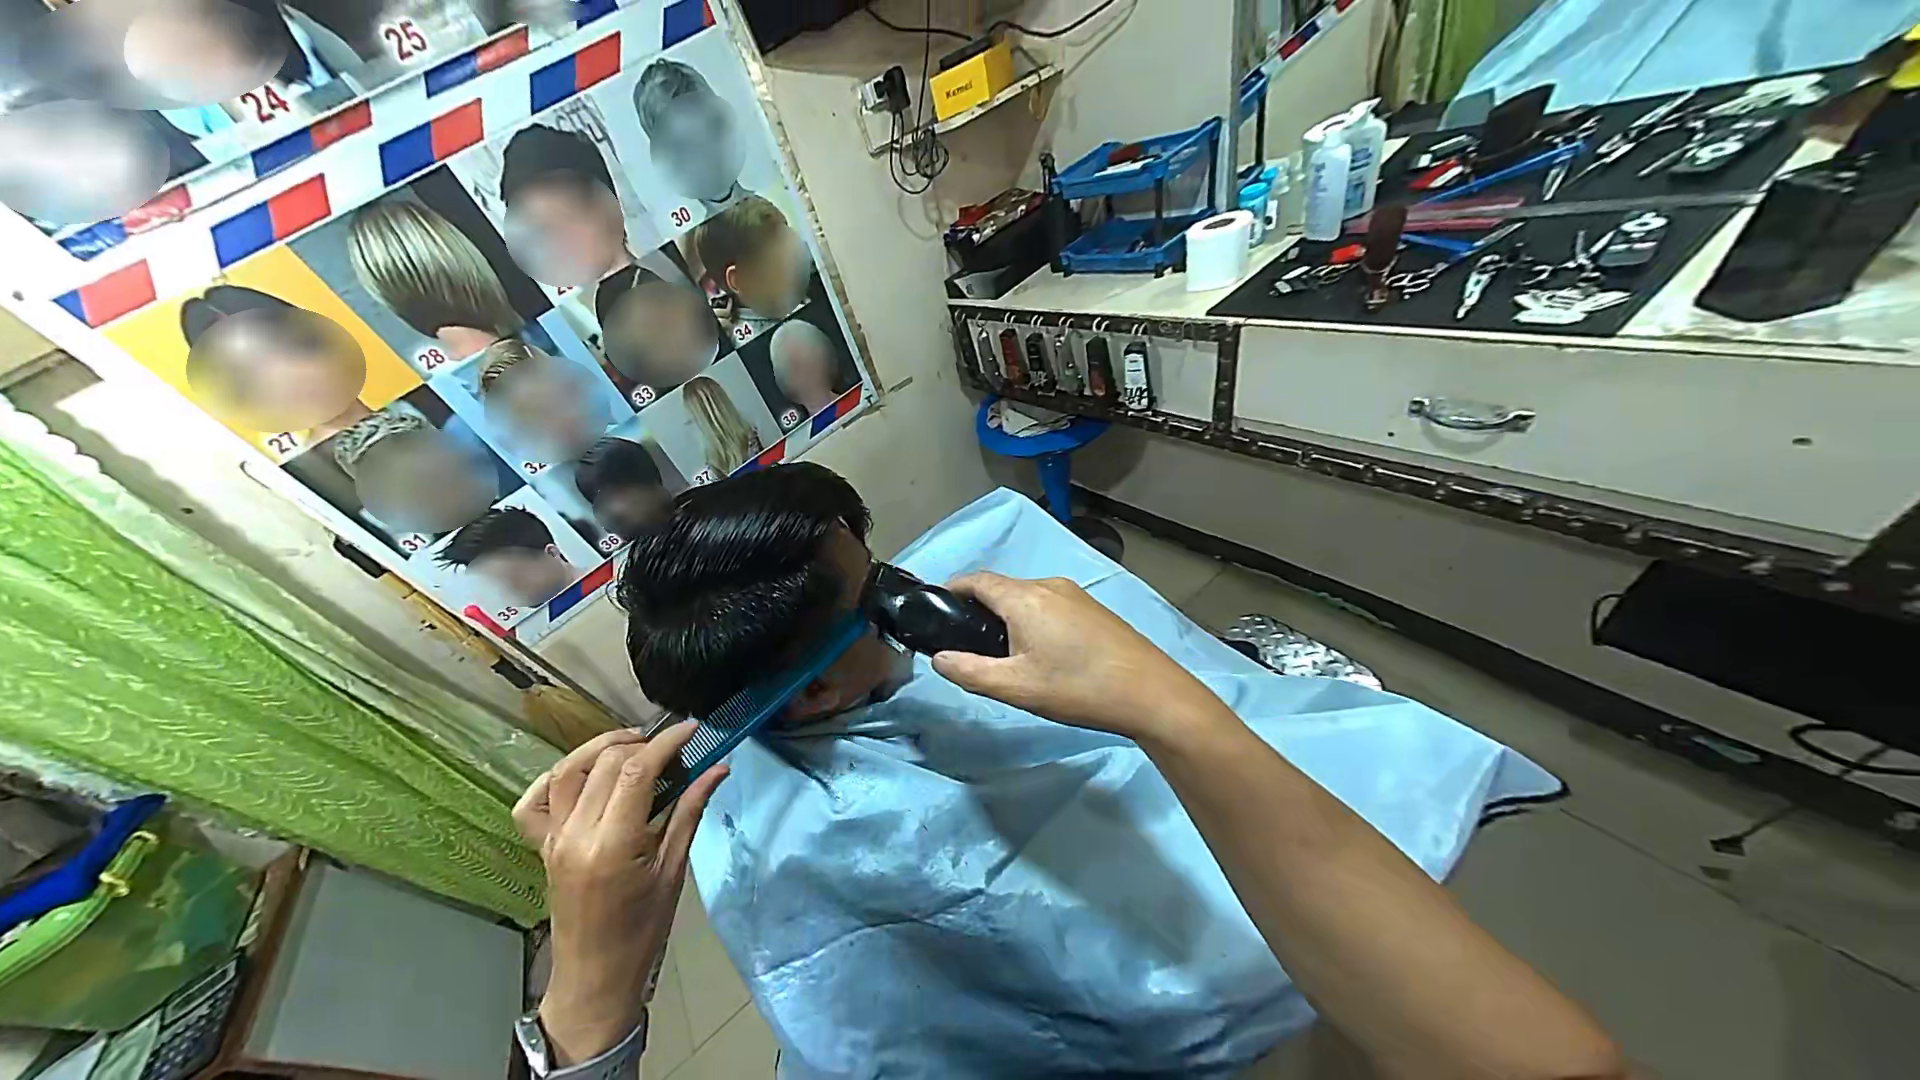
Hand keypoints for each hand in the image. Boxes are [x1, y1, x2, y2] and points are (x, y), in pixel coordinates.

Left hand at [527, 723, 728, 1065]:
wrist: (595, 977)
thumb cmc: (643, 928)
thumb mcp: (674, 869)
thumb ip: (691, 810)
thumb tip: (719, 767)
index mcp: (612, 844)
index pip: (637, 771)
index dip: (667, 742)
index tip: (692, 728)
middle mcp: (575, 835)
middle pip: (605, 763)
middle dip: (643, 743)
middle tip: (673, 746)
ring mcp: (553, 840)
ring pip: (568, 770)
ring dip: (602, 748)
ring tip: (635, 744)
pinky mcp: (542, 846)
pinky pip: (536, 801)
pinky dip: (558, 776)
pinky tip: (585, 772)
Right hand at [931, 572, 1226, 745]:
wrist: (1151, 693)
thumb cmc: (1078, 688)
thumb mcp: (1015, 687)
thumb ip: (970, 671)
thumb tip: (939, 659)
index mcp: (1024, 597)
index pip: (975, 579)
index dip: (952, 590)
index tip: (937, 610)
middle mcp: (1048, 585)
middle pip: (1001, 587)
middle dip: (979, 608)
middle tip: (968, 643)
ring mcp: (1075, 594)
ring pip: (1027, 596)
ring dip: (1007, 615)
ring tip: (1004, 653)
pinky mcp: (1093, 608)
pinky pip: (1049, 604)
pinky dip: (1032, 618)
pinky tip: (1041, 651)